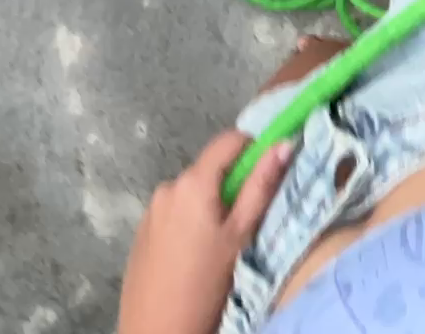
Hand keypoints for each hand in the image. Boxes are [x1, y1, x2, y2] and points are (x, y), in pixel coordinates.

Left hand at [118, 132, 293, 333]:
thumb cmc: (205, 285)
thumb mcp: (240, 235)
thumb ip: (261, 185)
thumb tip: (283, 143)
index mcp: (193, 182)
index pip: (229, 139)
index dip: (252, 149)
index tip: (264, 177)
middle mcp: (168, 185)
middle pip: (210, 167)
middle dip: (230, 184)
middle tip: (242, 223)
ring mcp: (150, 208)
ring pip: (193, 190)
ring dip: (210, 203)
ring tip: (217, 245)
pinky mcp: (141, 231)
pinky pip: (174, 210)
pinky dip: (189, 219)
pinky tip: (192, 255)